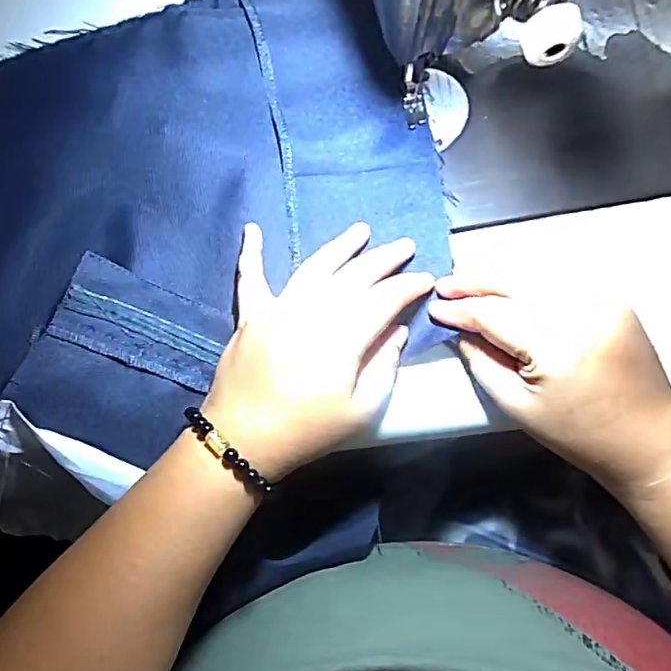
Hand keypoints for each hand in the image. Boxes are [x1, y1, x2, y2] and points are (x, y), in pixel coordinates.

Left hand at [200, 222, 435, 478]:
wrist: (243, 440)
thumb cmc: (307, 431)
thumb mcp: (359, 411)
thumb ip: (383, 367)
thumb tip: (396, 331)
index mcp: (342, 337)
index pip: (383, 300)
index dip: (408, 287)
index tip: (427, 279)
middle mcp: (311, 313)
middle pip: (353, 276)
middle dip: (383, 259)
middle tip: (405, 246)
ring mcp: (277, 310)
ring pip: (313, 268)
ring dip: (339, 247)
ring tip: (360, 230)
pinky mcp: (250, 317)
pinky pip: (250, 279)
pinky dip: (251, 254)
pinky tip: (252, 230)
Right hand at [429, 275, 670, 496]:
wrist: (648, 437)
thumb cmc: (579, 434)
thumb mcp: (519, 407)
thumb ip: (483, 363)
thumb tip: (459, 331)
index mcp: (557, 350)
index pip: (496, 315)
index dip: (462, 310)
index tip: (436, 309)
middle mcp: (583, 316)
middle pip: (516, 285)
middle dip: (478, 283)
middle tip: (446, 285)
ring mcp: (603, 304)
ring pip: (538, 278)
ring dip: (503, 279)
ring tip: (471, 283)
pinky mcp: (615, 302)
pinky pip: (563, 285)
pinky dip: (533, 284)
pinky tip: (512, 290)